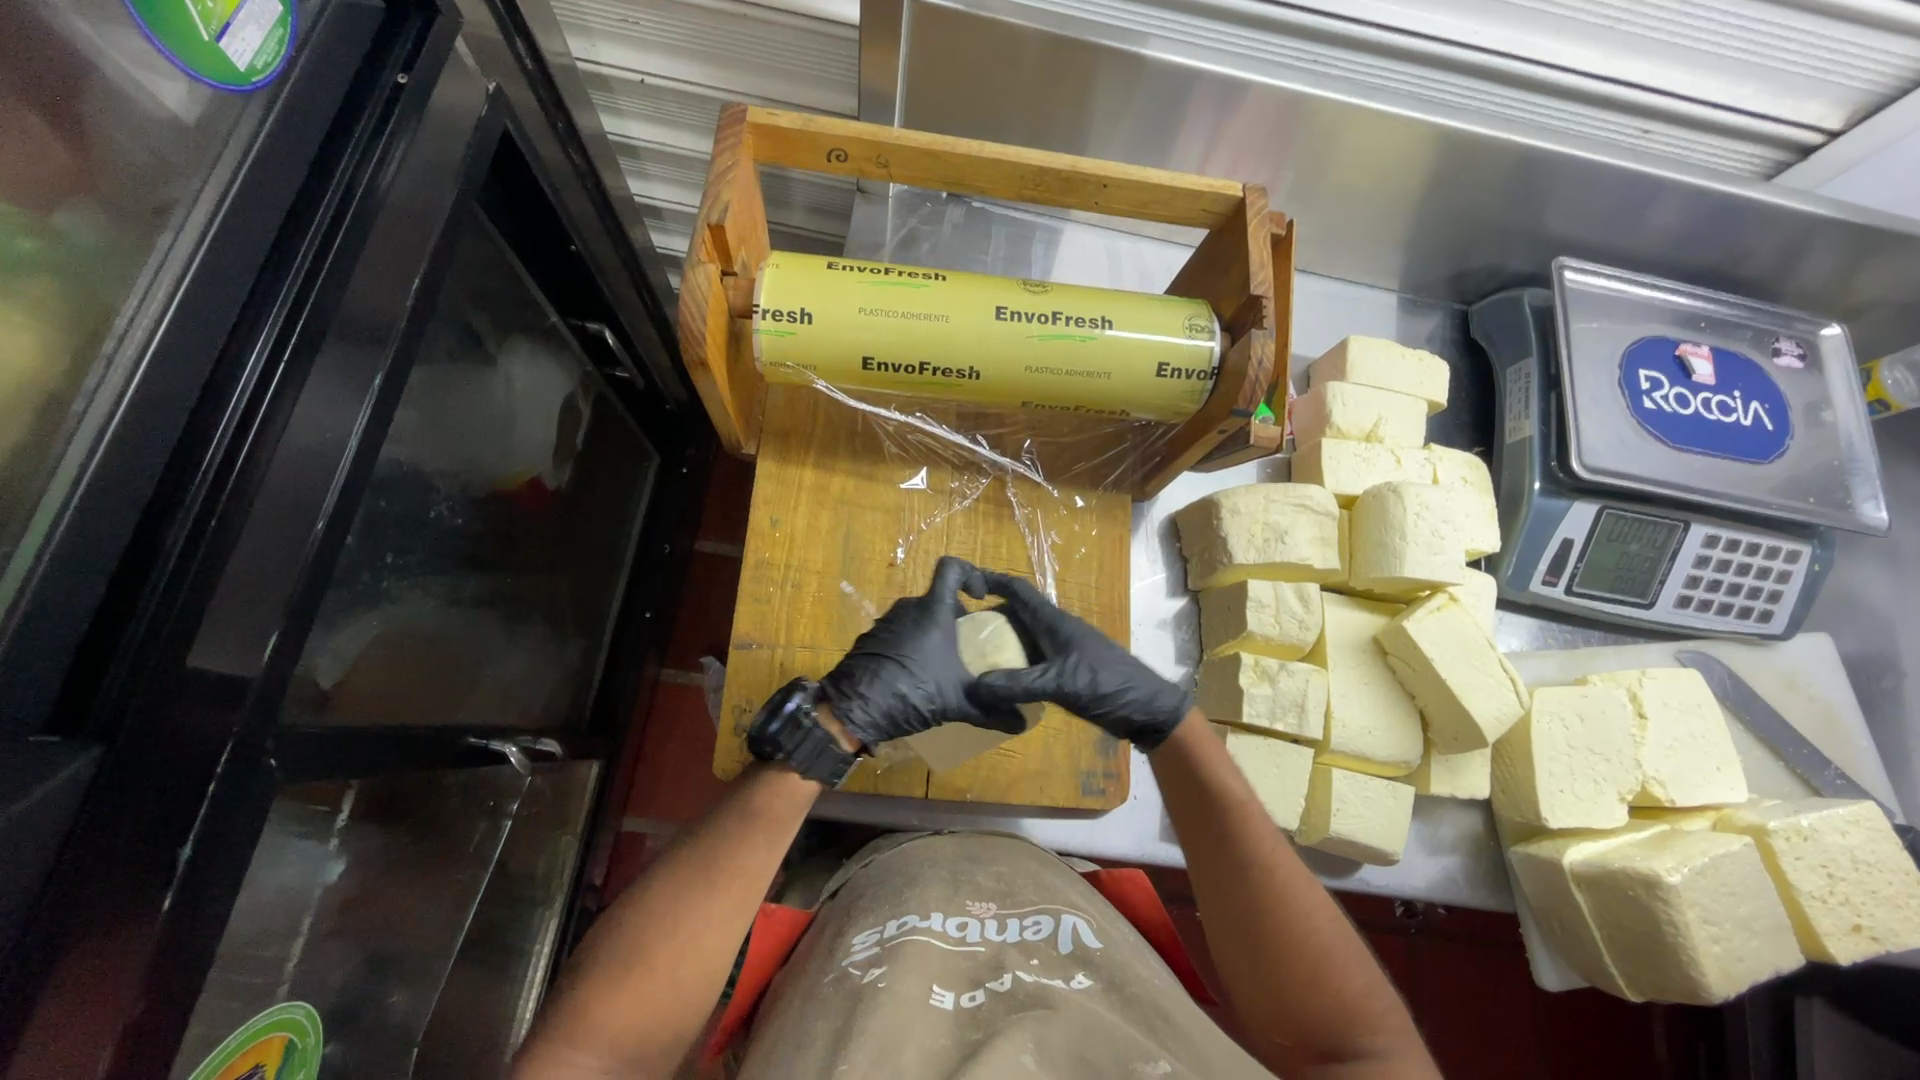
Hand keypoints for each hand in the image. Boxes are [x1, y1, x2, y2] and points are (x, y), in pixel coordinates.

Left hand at [819, 556, 1028, 749]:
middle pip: (938, 599)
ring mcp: (886, 622)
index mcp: (933, 610)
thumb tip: (1022, 723)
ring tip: (945, 665)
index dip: (970, 573)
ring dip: (934, 635)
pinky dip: (913, 647)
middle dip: (956, 619)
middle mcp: (908, 608)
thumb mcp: (958, 703)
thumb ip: (991, 710)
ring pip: (919, 618)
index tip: (980, 597)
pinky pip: (900, 634)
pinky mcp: (871, 640)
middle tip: (969, 645)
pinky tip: (918, 676)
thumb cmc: (912, 692)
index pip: (952, 568)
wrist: (854, 709)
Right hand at [969, 572, 1191, 748]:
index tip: (963, 582)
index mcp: (1054, 622)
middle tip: (959, 632)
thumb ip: (1017, 684)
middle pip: (1016, 613)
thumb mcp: (1059, 684)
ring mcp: (1062, 651)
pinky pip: (1031, 661)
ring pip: (1022, 639)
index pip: (1017, 590)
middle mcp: (1055, 630)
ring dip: (999, 644)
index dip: (991, 580)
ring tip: (971, 658)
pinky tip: (999, 684)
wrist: (1145, 708)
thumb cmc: (1106, 686)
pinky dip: (1012, 666)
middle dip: (988, 617)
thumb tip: (974, 685)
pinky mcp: (1066, 671)